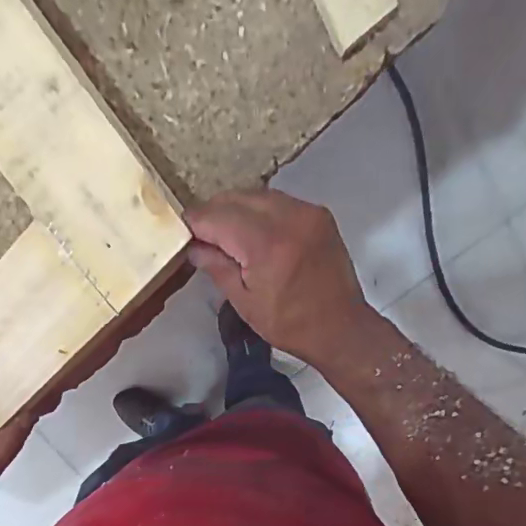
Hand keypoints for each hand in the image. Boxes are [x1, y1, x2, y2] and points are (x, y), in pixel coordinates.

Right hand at [185, 188, 377, 361]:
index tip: (184, 233)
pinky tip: (258, 234)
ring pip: (257, 195)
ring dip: (238, 210)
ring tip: (230, 236)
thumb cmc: (293, 325)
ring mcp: (307, 213)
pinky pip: (280, 202)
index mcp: (266, 243)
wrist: (342, 329)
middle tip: (205, 237)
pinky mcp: (320, 216)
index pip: (216, 216)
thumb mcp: (246, 303)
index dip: (195, 223)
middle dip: (215, 214)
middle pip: (235, 198)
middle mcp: (288, 218)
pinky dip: (263, 212)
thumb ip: (218, 268)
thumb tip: (194, 247)